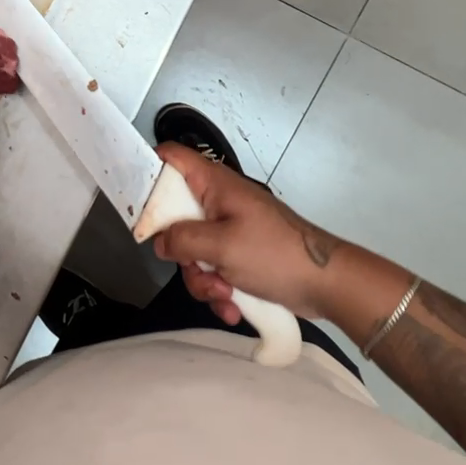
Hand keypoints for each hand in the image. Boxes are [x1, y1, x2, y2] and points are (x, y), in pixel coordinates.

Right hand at [149, 143, 347, 320]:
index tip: (137, 203)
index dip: (150, 170)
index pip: (172, 157)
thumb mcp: (221, 246)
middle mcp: (218, 201)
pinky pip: (214, 270)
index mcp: (214, 184)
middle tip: (196, 268)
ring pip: (193, 251)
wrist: (328, 284)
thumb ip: (182, 240)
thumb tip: (160, 243)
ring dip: (203, 280)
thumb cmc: (276, 254)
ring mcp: (229, 228)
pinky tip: (233, 307)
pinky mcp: (240, 255)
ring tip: (225, 296)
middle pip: (175, 217)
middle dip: (181, 252)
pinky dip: (219, 290)